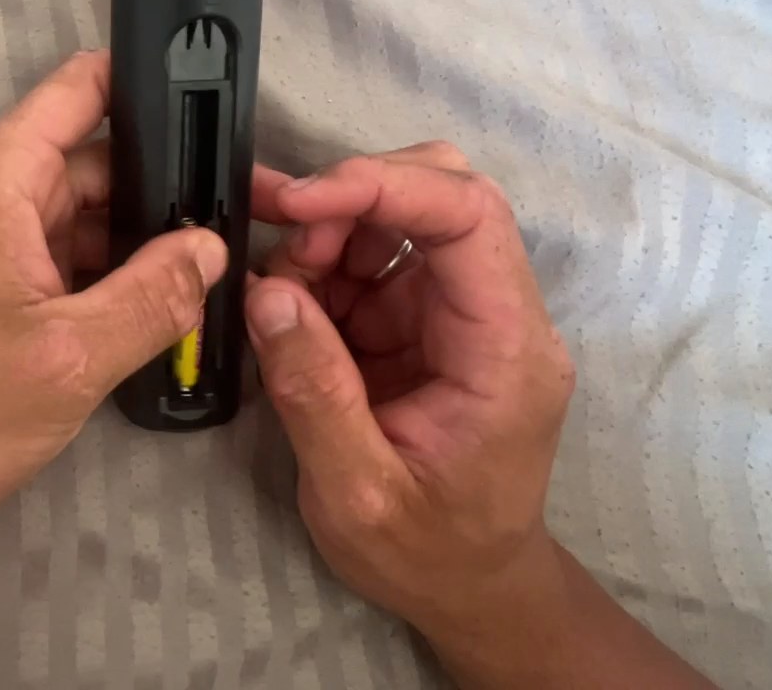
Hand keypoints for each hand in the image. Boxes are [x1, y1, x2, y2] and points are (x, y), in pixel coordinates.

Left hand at [0, 50, 227, 536]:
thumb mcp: (68, 358)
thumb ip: (152, 297)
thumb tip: (210, 249)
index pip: (82, 87)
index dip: (150, 80)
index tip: (219, 103)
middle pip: (97, 159)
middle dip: (164, 186)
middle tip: (245, 219)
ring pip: (86, 214)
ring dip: (139, 240)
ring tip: (210, 271)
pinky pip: (64, 256)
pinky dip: (108, 275)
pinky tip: (156, 306)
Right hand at [244, 142, 575, 639]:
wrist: (463, 586)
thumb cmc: (426, 551)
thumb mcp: (357, 493)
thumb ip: (313, 393)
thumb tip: (267, 292)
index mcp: (504, 348)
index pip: (467, 216)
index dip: (380, 185)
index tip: (295, 204)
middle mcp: (487, 311)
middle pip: (434, 193)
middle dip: (344, 200)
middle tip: (278, 244)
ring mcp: (446, 309)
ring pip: (386, 217)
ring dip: (316, 235)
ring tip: (269, 292)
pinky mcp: (408, 317)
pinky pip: (357, 258)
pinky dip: (308, 264)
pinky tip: (278, 302)